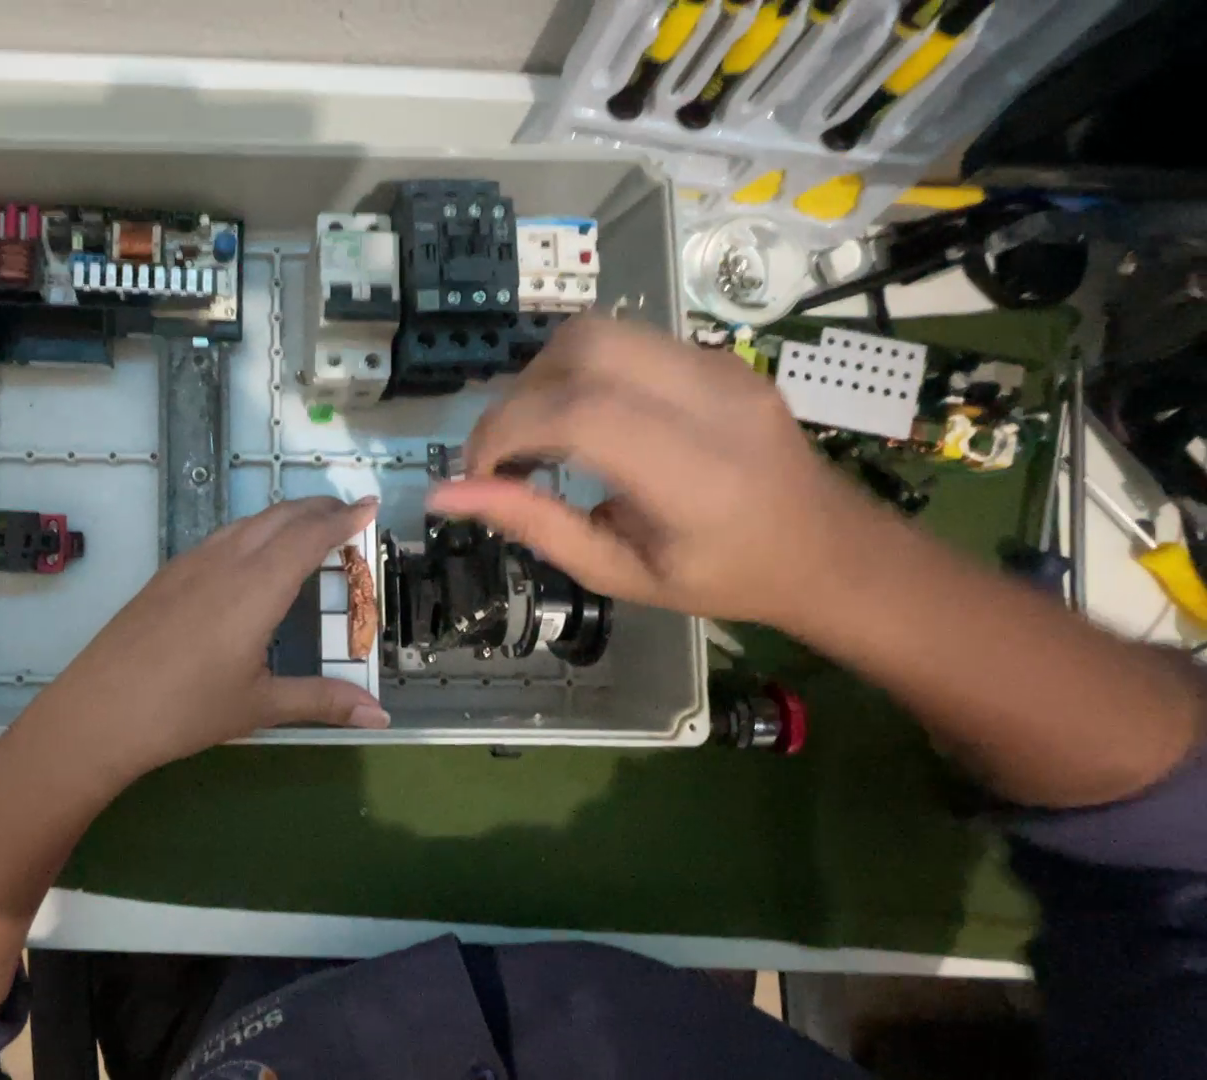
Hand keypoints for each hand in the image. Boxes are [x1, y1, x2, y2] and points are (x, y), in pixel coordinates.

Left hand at [18, 496, 389, 778]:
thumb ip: (322, 701)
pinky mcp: (167, 574)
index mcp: (257, 587)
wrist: (100, 710)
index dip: (343, 519)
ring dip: (283, 517)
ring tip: (307, 526)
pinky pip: (221, 537)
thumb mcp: (259, 705)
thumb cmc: (186, 710)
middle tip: (347, 513)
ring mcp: (191, 563)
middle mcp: (226, 562)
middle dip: (318, 509)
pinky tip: (251, 553)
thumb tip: (381, 718)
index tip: (370, 506)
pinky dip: (252, 531)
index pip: (310, 536)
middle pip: (280, 517)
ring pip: (247, 522)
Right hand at [426, 317, 883, 626]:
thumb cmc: (719, 578)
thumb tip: (443, 494)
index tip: (479, 476)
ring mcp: (719, 366)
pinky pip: (622, 341)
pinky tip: (581, 422)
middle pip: (584, 348)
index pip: (580, 414)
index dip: (505, 432)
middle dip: (518, 397)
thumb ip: (533, 526)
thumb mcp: (617, 573)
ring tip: (540, 437)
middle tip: (508, 455)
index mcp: (696, 474)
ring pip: (597, 332)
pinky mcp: (715, 354)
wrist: (827, 547)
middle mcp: (712, 401)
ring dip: (542, 378)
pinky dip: (575, 374)